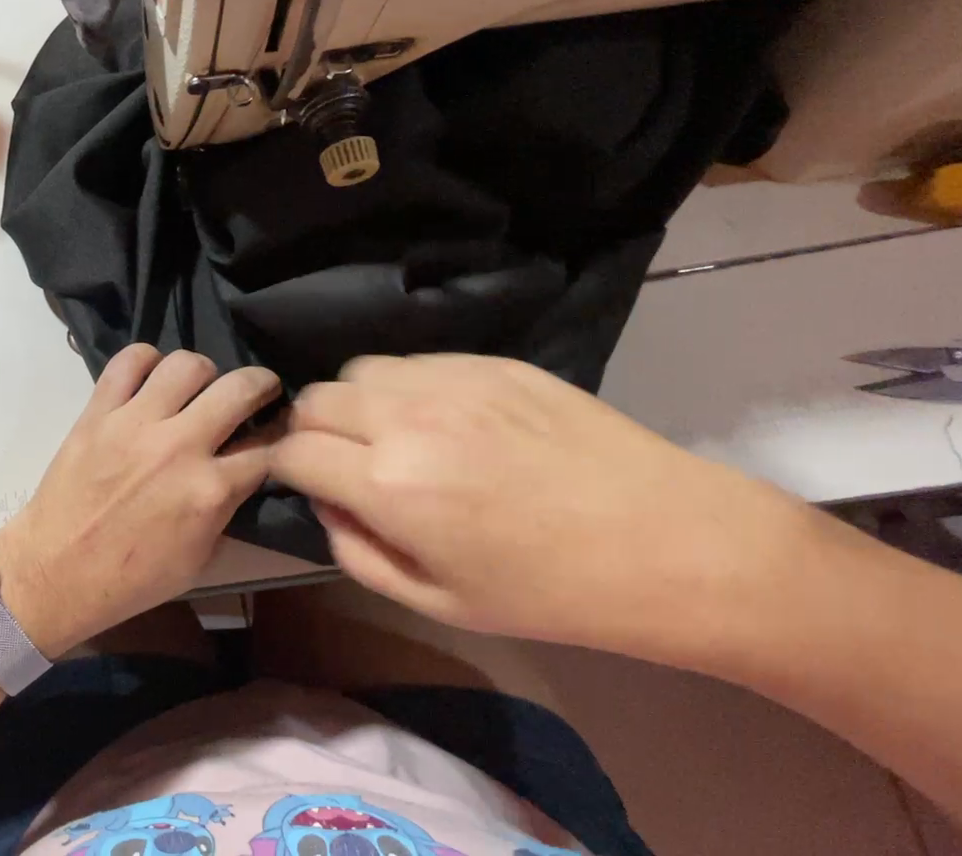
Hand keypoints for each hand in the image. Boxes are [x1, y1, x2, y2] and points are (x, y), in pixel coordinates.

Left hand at [0, 345, 280, 656]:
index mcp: (210, 490)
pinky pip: (127, 361)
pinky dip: (146, 359)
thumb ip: (228, 508)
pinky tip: (152, 376)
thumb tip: (245, 471)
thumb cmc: (133, 578)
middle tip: (259, 390)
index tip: (280, 432)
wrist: (58, 570)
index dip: (282, 437)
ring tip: (199, 386)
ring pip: (187, 364)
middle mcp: (179, 446)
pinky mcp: (97, 412)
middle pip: (239, 388)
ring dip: (204, 372)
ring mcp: (135, 423)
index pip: (268, 447)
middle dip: (261, 384)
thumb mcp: (201, 558)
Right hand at [270, 353, 821, 665]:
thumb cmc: (550, 592)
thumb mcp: (437, 600)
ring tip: (391, 434)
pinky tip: (444, 420)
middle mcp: (407, 420)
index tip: (303, 483)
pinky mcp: (491, 363)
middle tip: (344, 461)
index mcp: (389, 486)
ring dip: (356, 403)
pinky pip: (414, 362)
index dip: (286, 468)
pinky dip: (405, 388)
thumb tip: (326, 503)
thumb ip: (355, 551)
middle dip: (311, 431)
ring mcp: (451, 382)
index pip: (292, 451)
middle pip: (314, 400)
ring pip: (358, 371)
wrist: (674, 545)